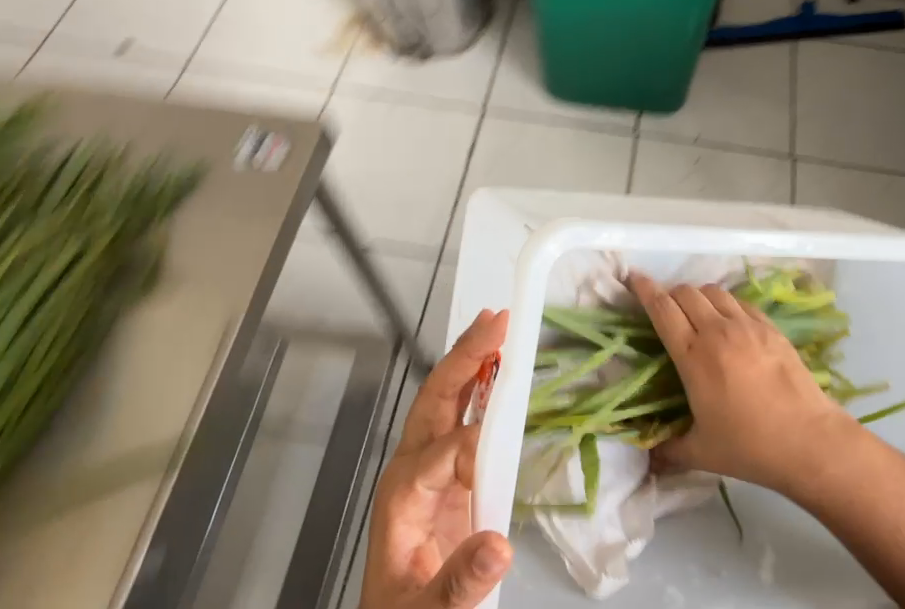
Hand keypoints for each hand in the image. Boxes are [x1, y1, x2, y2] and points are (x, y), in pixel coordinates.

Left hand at [360, 309, 514, 608]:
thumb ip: (461, 582)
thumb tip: (499, 546)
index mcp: (402, 496)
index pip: (441, 453)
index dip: (472, 446)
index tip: (502, 453)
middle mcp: (412, 471)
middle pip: (436, 399)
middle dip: (464, 357)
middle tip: (495, 321)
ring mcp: (429, 470)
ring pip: (447, 401)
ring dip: (472, 363)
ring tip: (497, 330)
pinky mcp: (448, 477)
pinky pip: (464, 421)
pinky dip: (483, 391)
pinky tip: (500, 374)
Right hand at [630, 274, 859, 495]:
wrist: (809, 441)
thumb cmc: (750, 447)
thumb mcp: (700, 453)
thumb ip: (667, 450)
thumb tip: (647, 457)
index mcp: (693, 355)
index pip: (662, 308)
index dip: (644, 290)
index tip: (632, 278)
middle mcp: (718, 331)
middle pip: (685, 292)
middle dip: (669, 294)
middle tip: (664, 310)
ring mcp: (748, 326)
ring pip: (714, 291)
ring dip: (698, 296)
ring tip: (696, 315)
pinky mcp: (772, 329)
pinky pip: (741, 303)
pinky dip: (727, 305)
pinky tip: (729, 324)